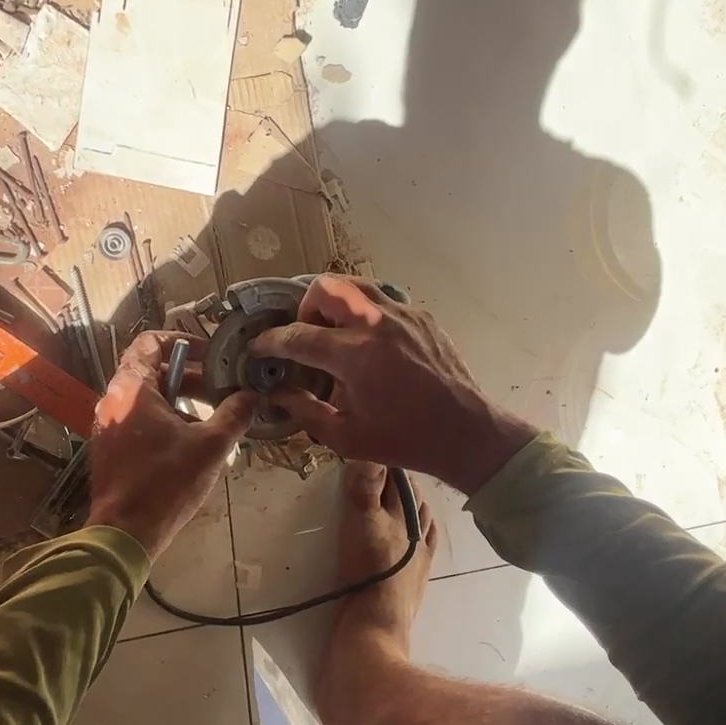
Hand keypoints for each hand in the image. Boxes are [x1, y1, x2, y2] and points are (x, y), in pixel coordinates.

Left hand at [90, 331, 258, 558]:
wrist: (124, 532)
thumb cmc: (166, 482)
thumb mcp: (210, 446)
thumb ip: (234, 415)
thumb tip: (252, 396)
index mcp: (132, 387)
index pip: (150, 341)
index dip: (183, 341)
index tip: (210, 355)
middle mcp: (113, 399)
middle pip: (151, 370)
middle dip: (189, 376)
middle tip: (220, 388)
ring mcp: (108, 425)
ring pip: (146, 397)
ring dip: (179, 400)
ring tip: (212, 417)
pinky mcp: (110, 448)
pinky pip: (138, 420)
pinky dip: (164, 420)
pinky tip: (190, 443)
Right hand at [248, 275, 535, 494]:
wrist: (467, 433)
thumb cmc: (405, 440)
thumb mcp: (346, 437)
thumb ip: (305, 411)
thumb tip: (278, 393)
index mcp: (355, 355)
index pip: (298, 335)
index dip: (271, 342)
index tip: (259, 349)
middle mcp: (377, 324)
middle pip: (326, 288)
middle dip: (305, 308)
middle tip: (306, 335)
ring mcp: (403, 315)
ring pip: (355, 284)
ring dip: (335, 303)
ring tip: (334, 333)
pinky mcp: (421, 316)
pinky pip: (382, 299)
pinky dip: (364, 312)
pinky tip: (368, 343)